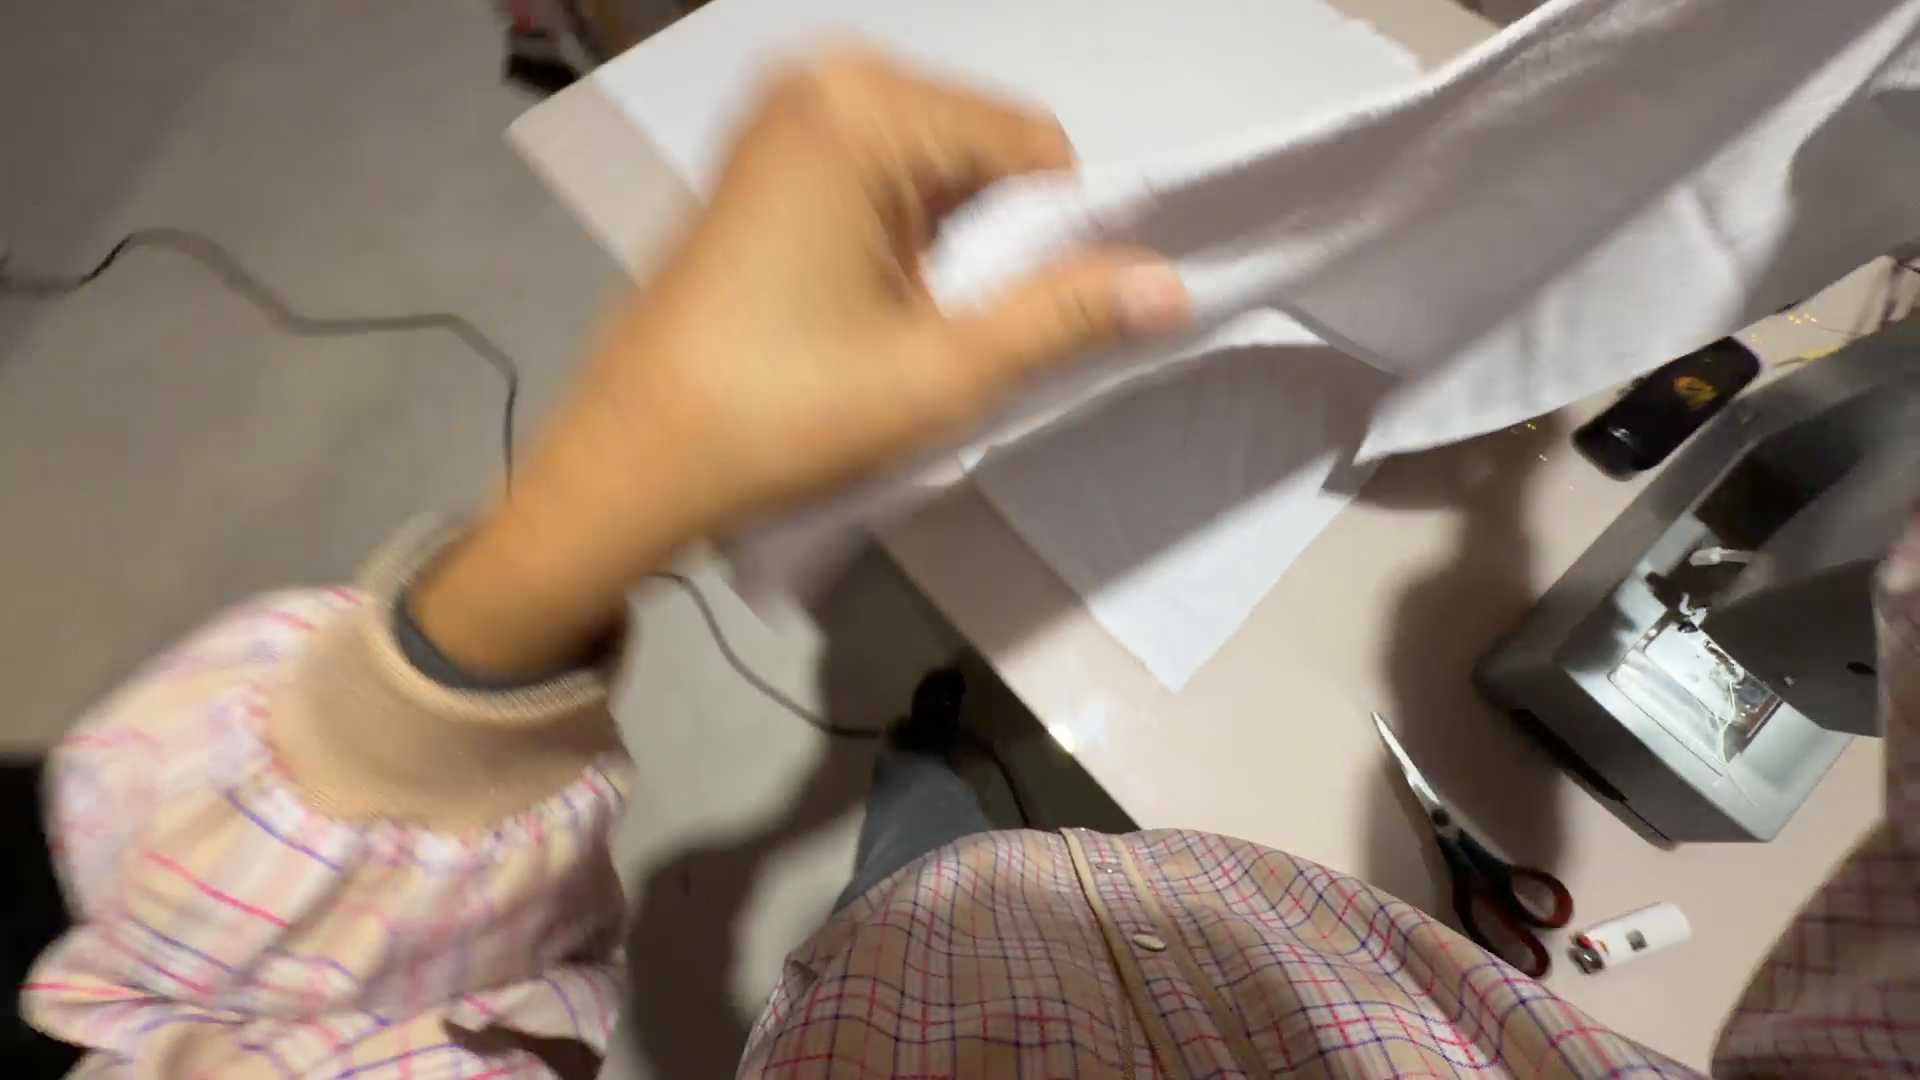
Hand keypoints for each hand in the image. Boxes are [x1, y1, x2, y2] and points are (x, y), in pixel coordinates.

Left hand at [413, 47, 1189, 674]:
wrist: (637, 463)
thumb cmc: (787, 416)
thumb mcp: (942, 373)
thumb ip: (1062, 318)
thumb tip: (1173, 287)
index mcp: (866, 107)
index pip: (1035, 146)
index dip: (1061, 239)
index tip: (1031, 324)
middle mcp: (819, 81)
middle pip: (981, 153)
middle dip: (997, 248)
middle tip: (956, 340)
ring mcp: (779, 120)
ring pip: (931, 175)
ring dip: (949, 255)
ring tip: (906, 335)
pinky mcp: (760, 167)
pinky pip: (875, 187)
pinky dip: (901, 246)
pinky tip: (869, 313)